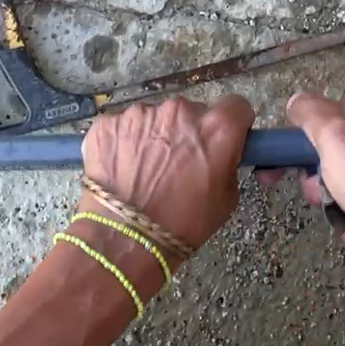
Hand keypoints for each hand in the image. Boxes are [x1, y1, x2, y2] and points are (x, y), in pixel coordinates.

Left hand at [80, 96, 254, 259]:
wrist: (124, 238)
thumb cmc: (182, 225)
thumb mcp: (226, 200)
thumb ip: (227, 164)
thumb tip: (220, 155)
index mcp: (215, 129)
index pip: (236, 107)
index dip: (231, 124)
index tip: (222, 140)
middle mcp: (179, 111)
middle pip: (190, 112)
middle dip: (188, 133)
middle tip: (179, 165)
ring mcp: (139, 114)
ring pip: (154, 119)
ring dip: (154, 137)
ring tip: (145, 172)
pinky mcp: (108, 123)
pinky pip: (122, 128)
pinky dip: (123, 143)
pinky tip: (122, 170)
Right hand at [283, 92, 344, 268]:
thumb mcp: (336, 135)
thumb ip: (311, 113)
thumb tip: (295, 100)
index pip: (322, 116)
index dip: (296, 141)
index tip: (277, 165)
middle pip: (329, 153)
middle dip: (315, 178)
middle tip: (316, 194)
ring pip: (341, 184)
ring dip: (333, 202)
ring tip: (340, 213)